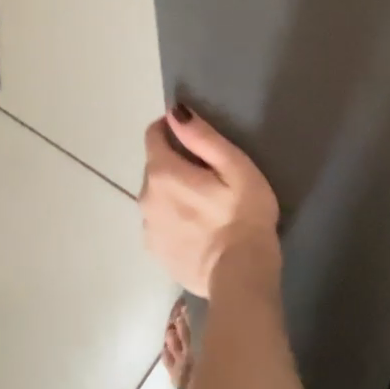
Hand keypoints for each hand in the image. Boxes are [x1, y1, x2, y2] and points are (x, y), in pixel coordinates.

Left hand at [140, 105, 280, 298]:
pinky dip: (174, 219)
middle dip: (176, 163)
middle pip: (155, 166)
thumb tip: (175, 112)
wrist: (240, 276)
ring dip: (173, 192)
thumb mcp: (234, 166)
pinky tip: (199, 229)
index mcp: (163, 173)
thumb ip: (202, 137)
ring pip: (157, 196)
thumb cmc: (243, 214)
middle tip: (210, 175)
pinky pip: (160, 223)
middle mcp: (146, 198)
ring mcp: (148, 229)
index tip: (196, 138)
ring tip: (206, 205)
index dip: (172, 129)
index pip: (153, 135)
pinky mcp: (156, 253)